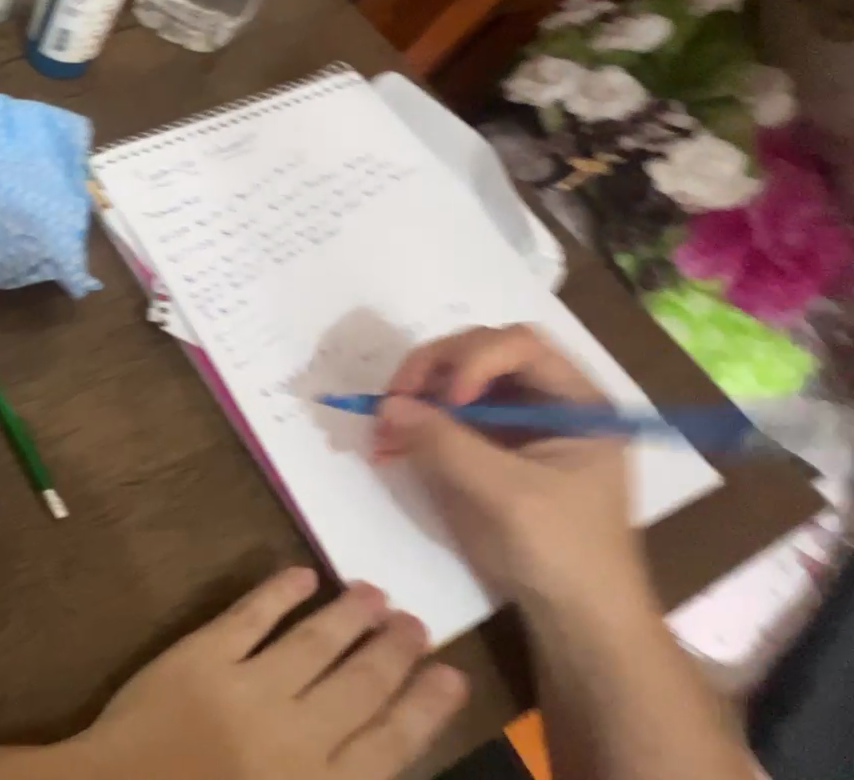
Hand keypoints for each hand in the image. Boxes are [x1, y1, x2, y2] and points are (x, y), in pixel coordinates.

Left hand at [68, 568, 465, 778]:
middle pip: (361, 684)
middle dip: (394, 652)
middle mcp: (299, 736)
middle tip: (418, 621)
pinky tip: (302, 576)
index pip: (393, 742)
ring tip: (374, 593)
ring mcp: (249, 690)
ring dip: (349, 616)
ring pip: (315, 643)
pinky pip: (251, 617)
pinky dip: (278, 593)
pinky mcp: (201, 657)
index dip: (425, 705)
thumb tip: (375, 756)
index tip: (453, 674)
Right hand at [372, 324, 650, 609]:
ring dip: (410, 396)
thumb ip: (447, 444)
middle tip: (395, 402)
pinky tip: (386, 446)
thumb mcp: (509, 495)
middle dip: (430, 372)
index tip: (450, 400)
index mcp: (576, 403)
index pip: (519, 345)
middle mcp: (541, 400)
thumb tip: (386, 405)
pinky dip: (405, 422)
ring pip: (446, 379)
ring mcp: (507, 421)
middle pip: (475, 352)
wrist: (572, 613)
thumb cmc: (562, 550)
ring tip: (382, 430)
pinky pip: (433, 413)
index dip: (475, 359)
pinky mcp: (477, 444)